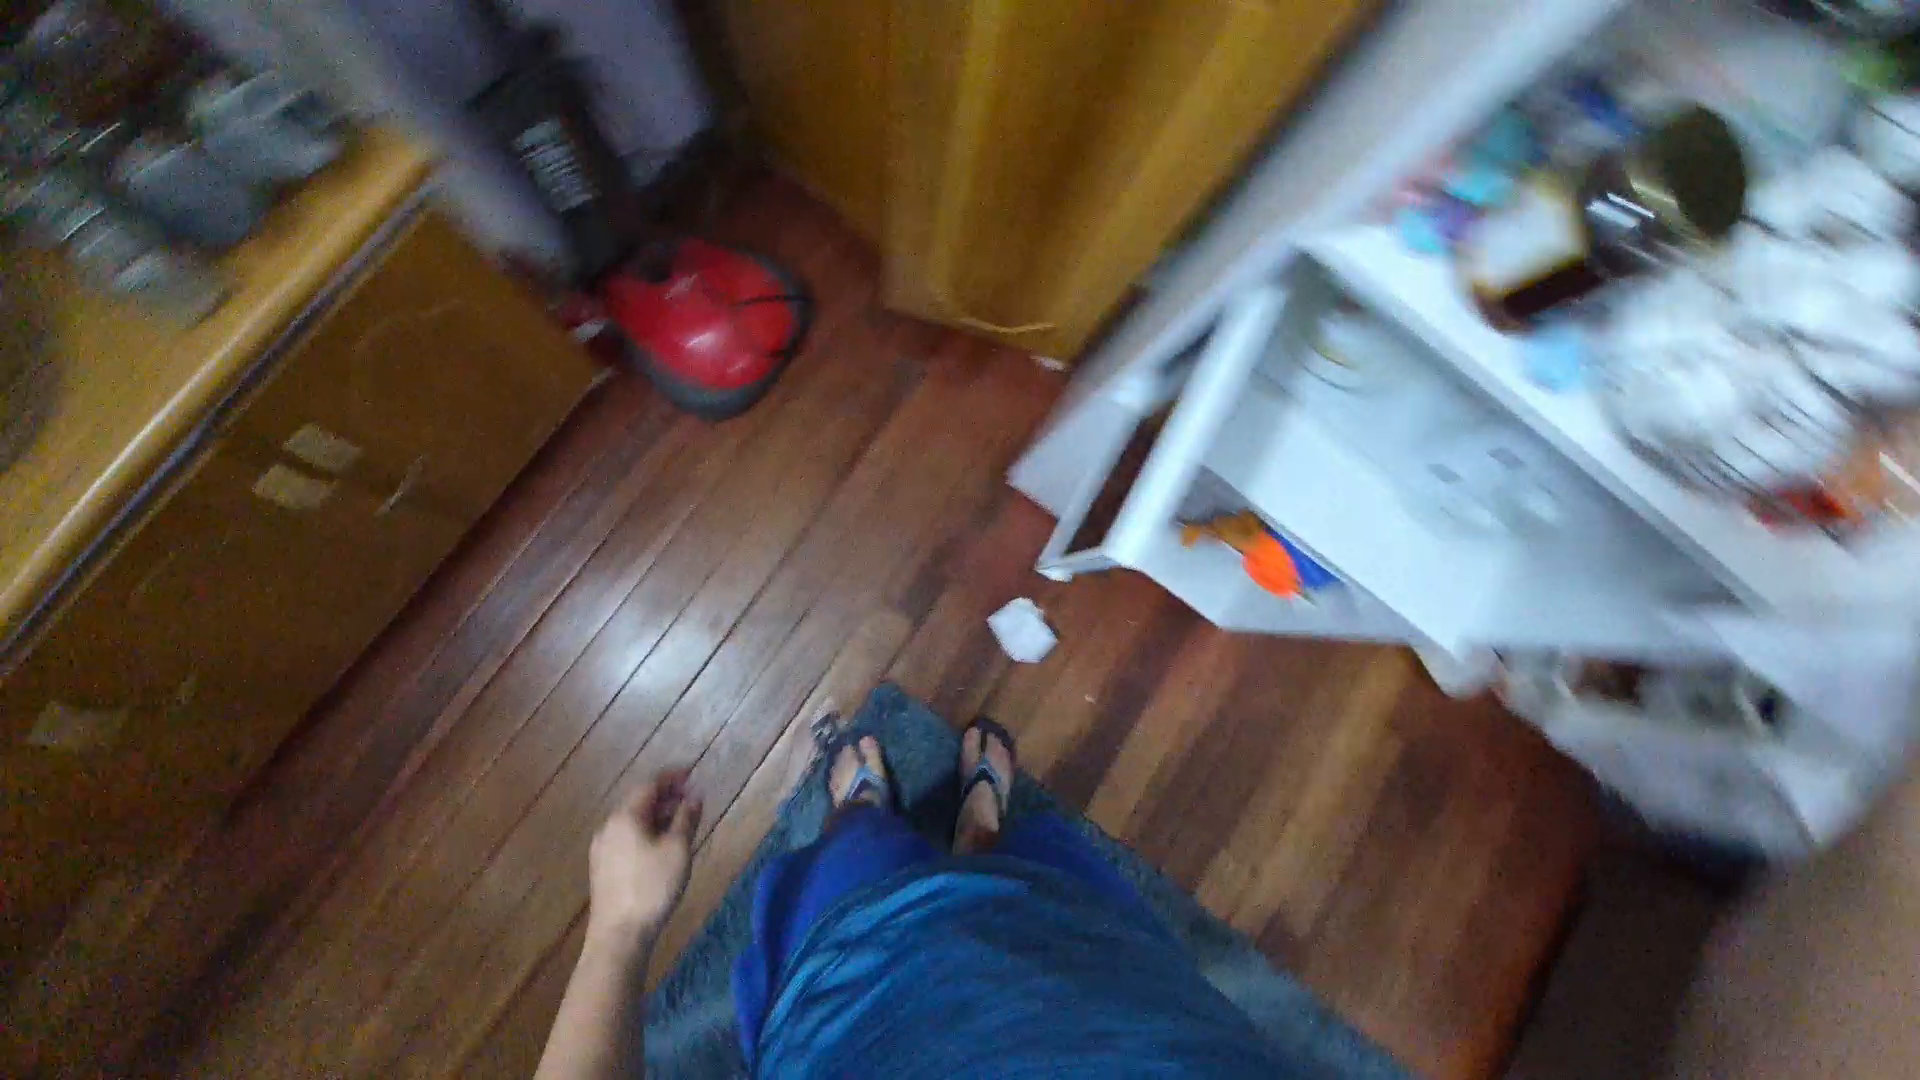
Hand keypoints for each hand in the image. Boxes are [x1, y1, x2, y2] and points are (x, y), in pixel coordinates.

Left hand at [586, 769, 702, 943]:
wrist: (619, 936)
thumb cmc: (652, 886)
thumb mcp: (678, 849)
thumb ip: (686, 817)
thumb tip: (695, 796)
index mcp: (625, 817)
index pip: (650, 784)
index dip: (673, 776)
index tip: (693, 773)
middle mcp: (609, 827)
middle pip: (640, 801)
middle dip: (667, 796)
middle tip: (692, 798)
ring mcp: (603, 848)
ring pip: (634, 820)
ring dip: (658, 815)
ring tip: (683, 821)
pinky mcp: (604, 867)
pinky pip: (629, 836)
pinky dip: (648, 831)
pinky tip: (664, 844)